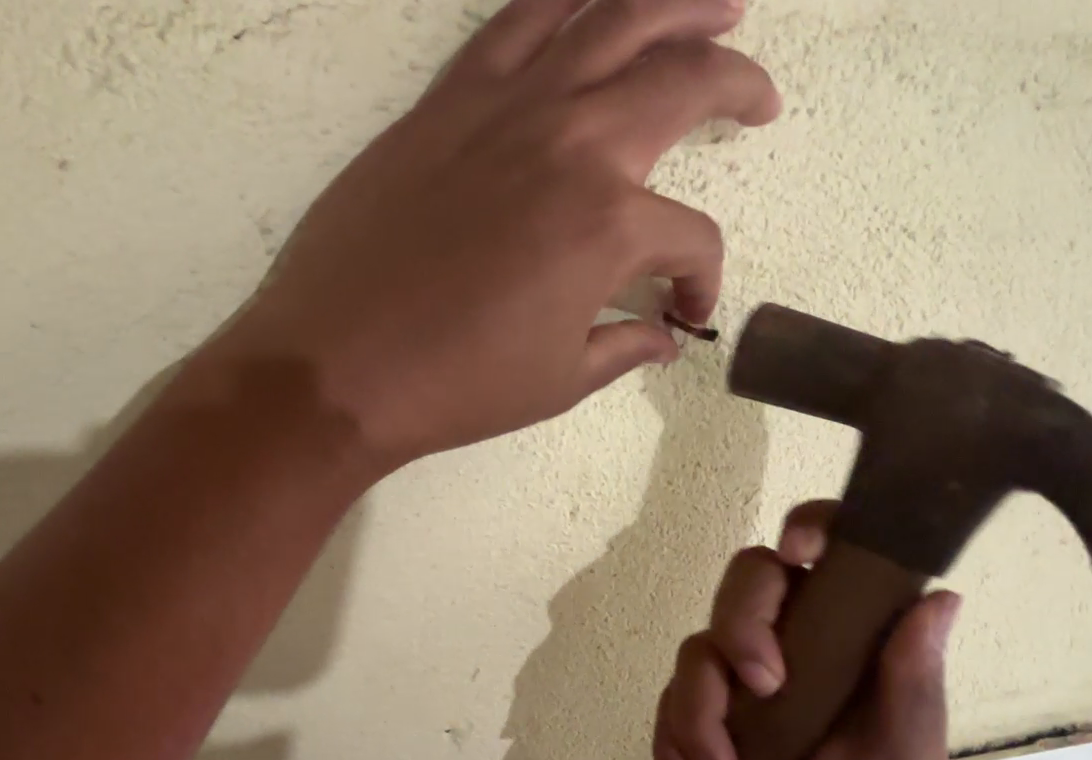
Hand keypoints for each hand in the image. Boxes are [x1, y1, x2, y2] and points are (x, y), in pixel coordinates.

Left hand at [209, 0, 780, 465]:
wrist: (333, 368)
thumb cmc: (451, 388)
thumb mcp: (557, 382)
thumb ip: (623, 347)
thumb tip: (660, 337)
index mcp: (608, 225)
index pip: (690, 239)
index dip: (702, 279)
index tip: (684, 310)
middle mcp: (570, 143)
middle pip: (679, 83)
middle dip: (735, 84)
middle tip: (758, 96)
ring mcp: (505, 108)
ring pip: (610, 15)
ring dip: (675, 2)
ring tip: (716, 4)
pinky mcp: (446, 101)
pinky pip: (517, 18)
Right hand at [653, 501, 961, 759]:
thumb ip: (913, 692)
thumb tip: (940, 600)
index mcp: (848, 636)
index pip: (831, 552)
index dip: (813, 527)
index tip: (800, 551)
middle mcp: (788, 638)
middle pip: (747, 580)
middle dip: (742, 627)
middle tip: (763, 687)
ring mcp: (733, 672)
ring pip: (696, 646)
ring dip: (701, 710)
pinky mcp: (692, 708)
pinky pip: (665, 701)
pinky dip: (671, 742)